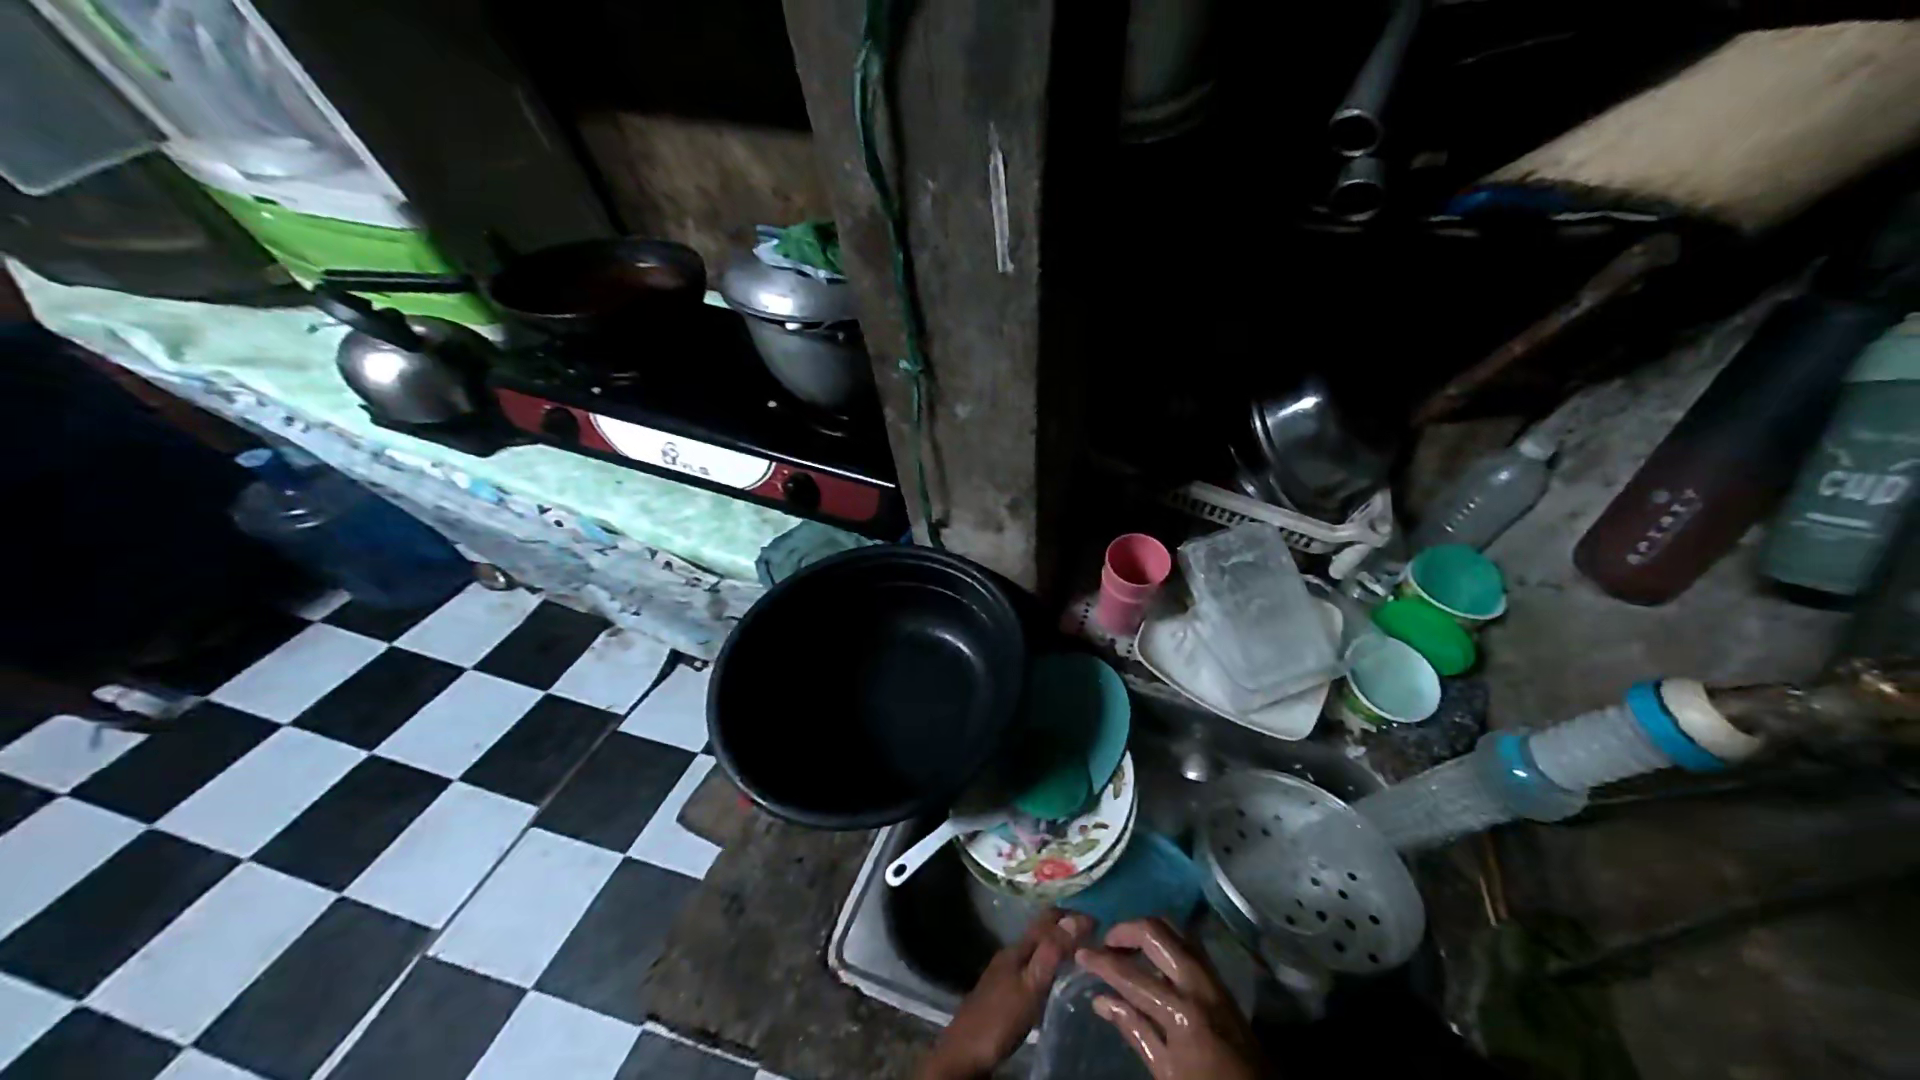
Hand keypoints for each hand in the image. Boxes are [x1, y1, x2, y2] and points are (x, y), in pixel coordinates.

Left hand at [916, 909, 1094, 1079]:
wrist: (965, 1052)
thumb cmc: (1000, 1017)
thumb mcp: (1030, 985)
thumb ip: (1050, 953)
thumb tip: (1074, 917)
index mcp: (1017, 949)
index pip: (1046, 920)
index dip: (1071, 916)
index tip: (1098, 922)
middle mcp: (1010, 954)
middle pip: (1040, 933)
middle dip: (1065, 930)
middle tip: (1094, 939)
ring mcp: (1003, 972)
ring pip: (1035, 951)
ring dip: (1056, 949)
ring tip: (1081, 958)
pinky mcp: (1002, 991)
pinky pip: (1030, 968)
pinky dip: (1046, 966)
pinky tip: (1056, 981)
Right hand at [1075, 918, 1265, 1079]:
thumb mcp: (1166, 1072)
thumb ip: (1134, 1030)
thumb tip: (1100, 999)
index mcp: (1181, 1012)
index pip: (1130, 975)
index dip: (1100, 961)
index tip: (1080, 953)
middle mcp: (1198, 983)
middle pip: (1156, 932)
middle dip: (1125, 930)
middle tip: (1105, 943)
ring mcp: (1213, 978)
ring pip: (1176, 929)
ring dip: (1147, 931)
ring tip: (1126, 946)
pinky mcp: (1222, 980)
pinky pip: (1189, 943)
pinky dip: (1166, 940)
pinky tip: (1153, 956)